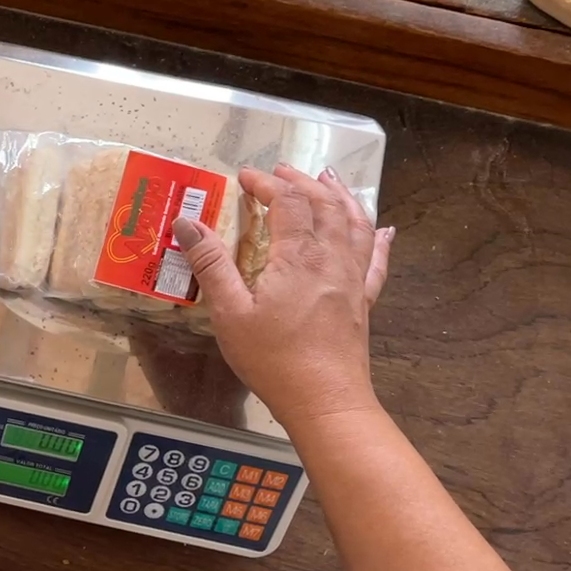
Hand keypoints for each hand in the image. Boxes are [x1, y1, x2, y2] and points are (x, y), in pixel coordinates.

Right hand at [173, 164, 393, 425]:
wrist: (325, 399)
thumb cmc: (273, 358)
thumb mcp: (230, 312)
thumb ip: (211, 264)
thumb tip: (187, 224)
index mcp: (298, 257)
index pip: (287, 203)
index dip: (266, 183)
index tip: (244, 176)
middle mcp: (332, 258)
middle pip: (324, 205)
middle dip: (301, 181)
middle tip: (280, 171)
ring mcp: (352, 278)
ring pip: (355, 223)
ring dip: (340, 196)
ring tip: (328, 179)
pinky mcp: (363, 300)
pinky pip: (376, 259)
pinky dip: (378, 237)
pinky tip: (382, 228)